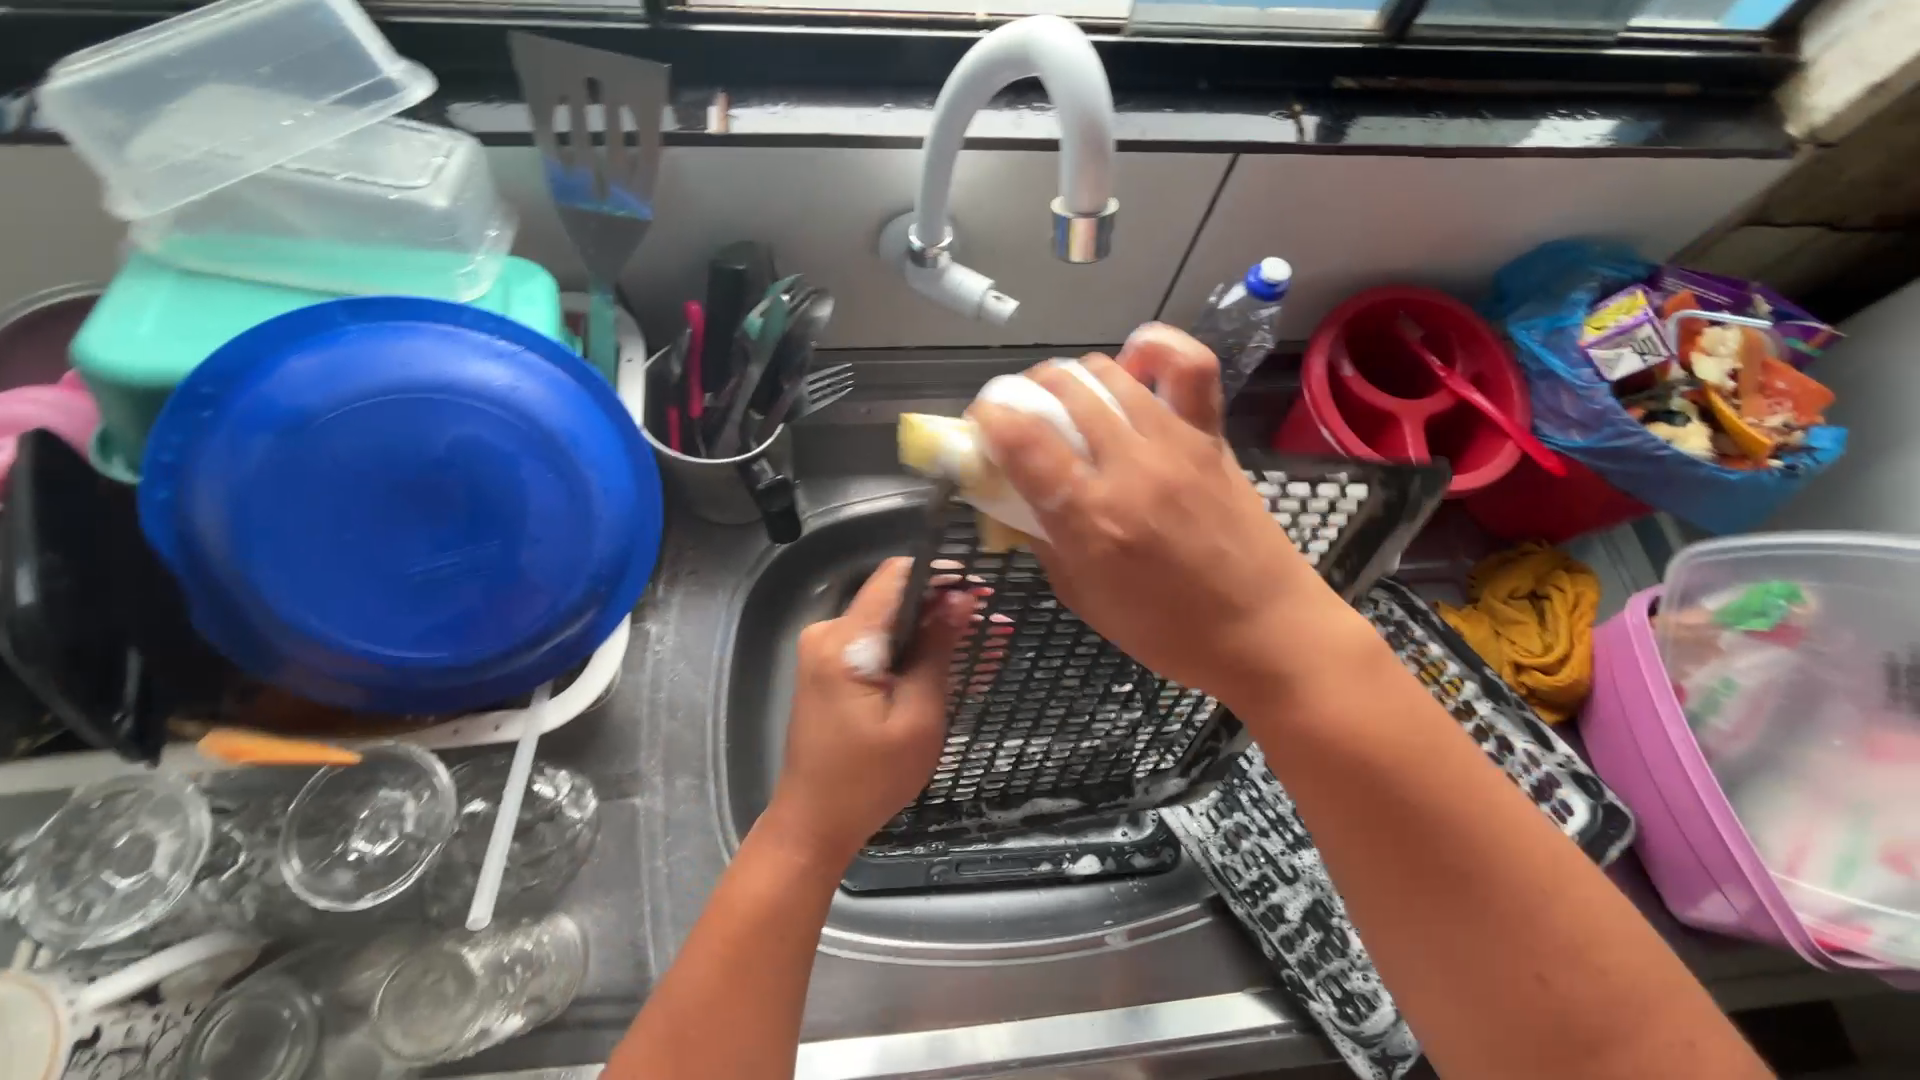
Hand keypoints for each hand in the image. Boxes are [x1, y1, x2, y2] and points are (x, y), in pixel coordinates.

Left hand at [764, 558, 975, 864]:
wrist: (815, 822)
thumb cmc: (870, 779)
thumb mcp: (918, 717)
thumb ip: (937, 651)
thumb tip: (962, 598)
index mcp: (845, 642)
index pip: (897, 577)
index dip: (943, 576)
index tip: (983, 590)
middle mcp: (828, 634)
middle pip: (896, 599)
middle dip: (948, 607)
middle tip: (997, 624)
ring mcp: (826, 651)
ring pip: (892, 622)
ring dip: (936, 631)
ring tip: (987, 643)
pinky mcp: (831, 668)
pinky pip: (880, 645)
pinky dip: (914, 652)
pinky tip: (954, 664)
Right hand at [971, 324, 1372, 712]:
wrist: (1265, 630)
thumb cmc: (1167, 631)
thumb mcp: (1083, 597)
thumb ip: (1045, 540)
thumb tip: (1016, 498)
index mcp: (1091, 516)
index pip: (1021, 437)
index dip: (987, 418)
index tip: (981, 426)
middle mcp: (1129, 466)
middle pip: (1060, 390)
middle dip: (1023, 393)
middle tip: (1020, 420)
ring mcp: (1174, 442)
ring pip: (1107, 372)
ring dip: (1071, 378)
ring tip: (1066, 403)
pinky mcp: (1209, 435)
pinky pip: (1187, 365)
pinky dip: (1153, 349)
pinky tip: (1132, 364)